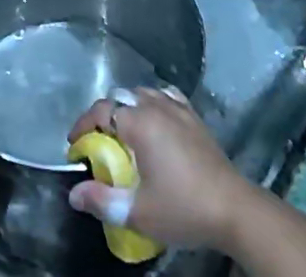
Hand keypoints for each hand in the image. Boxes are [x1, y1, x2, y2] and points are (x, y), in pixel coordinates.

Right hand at [66, 87, 257, 251]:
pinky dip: (152, 104)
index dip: (84, 124)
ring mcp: (180, 109)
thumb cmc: (181, 207)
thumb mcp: (136, 212)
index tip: (74, 147)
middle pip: (123, 96)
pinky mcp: (194, 117)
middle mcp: (159, 107)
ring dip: (127, 108)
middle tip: (94, 143)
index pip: (103, 109)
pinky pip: (166, 97)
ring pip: (145, 93)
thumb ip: (101, 200)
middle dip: (103, 115)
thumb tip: (74, 192)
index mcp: (142, 124)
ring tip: (120, 135)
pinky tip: (153, 125)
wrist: (231, 207)